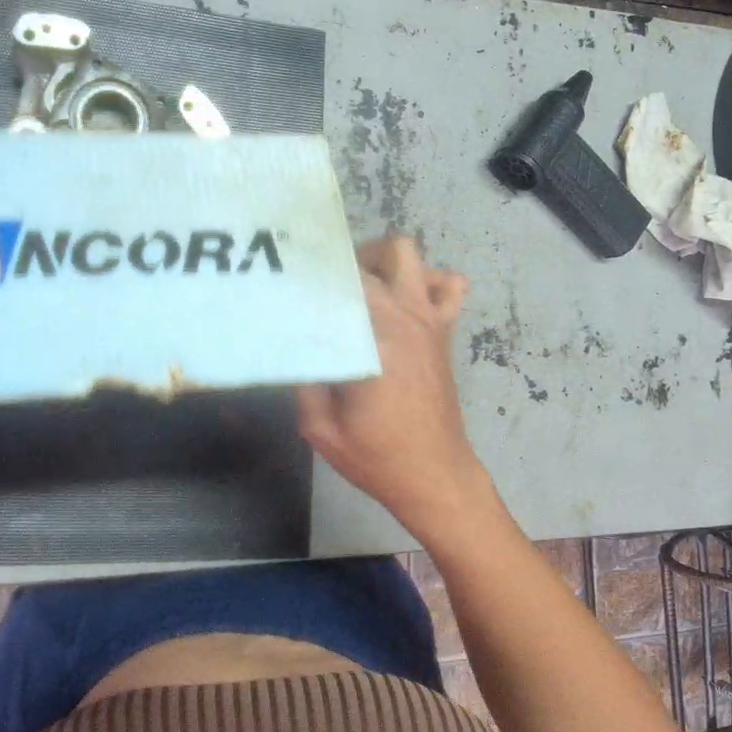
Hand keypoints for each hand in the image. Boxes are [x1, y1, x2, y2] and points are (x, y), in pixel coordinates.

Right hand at [297, 236, 484, 525]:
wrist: (437, 477)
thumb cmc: (377, 459)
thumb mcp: (321, 429)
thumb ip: (305, 380)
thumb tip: (295, 342)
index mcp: (369, 344)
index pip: (333, 288)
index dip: (306, 280)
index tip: (283, 286)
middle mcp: (401, 320)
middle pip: (362, 262)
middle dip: (334, 268)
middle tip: (313, 290)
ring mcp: (428, 320)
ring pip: (406, 253)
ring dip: (378, 260)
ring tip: (357, 284)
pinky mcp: (444, 330)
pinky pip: (449, 284)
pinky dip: (427, 280)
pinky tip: (404, 300)